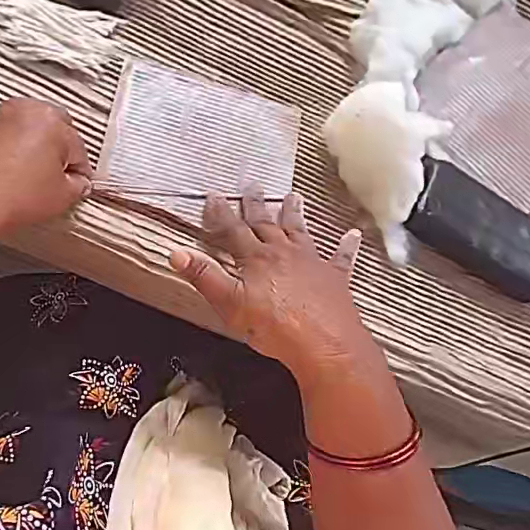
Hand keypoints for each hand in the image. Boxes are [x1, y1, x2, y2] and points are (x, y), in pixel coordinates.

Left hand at [0, 98, 92, 253]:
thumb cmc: (12, 197)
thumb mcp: (63, 196)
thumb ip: (79, 184)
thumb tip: (77, 182)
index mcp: (52, 120)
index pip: (78, 146)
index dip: (79, 169)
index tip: (76, 182)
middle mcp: (25, 110)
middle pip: (53, 128)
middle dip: (57, 150)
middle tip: (56, 177)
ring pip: (27, 128)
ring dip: (33, 145)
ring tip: (31, 175)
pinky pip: (4, 133)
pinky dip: (10, 146)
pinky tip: (11, 171)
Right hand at [169, 191, 370, 377]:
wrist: (323, 344)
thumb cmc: (275, 327)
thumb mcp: (230, 303)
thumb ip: (204, 276)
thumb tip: (177, 253)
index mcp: (257, 259)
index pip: (234, 230)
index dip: (222, 213)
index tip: (215, 196)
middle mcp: (284, 253)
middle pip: (267, 224)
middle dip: (256, 205)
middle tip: (252, 186)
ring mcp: (311, 263)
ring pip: (300, 232)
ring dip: (295, 214)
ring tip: (293, 197)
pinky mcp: (334, 279)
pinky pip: (340, 257)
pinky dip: (346, 245)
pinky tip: (352, 235)